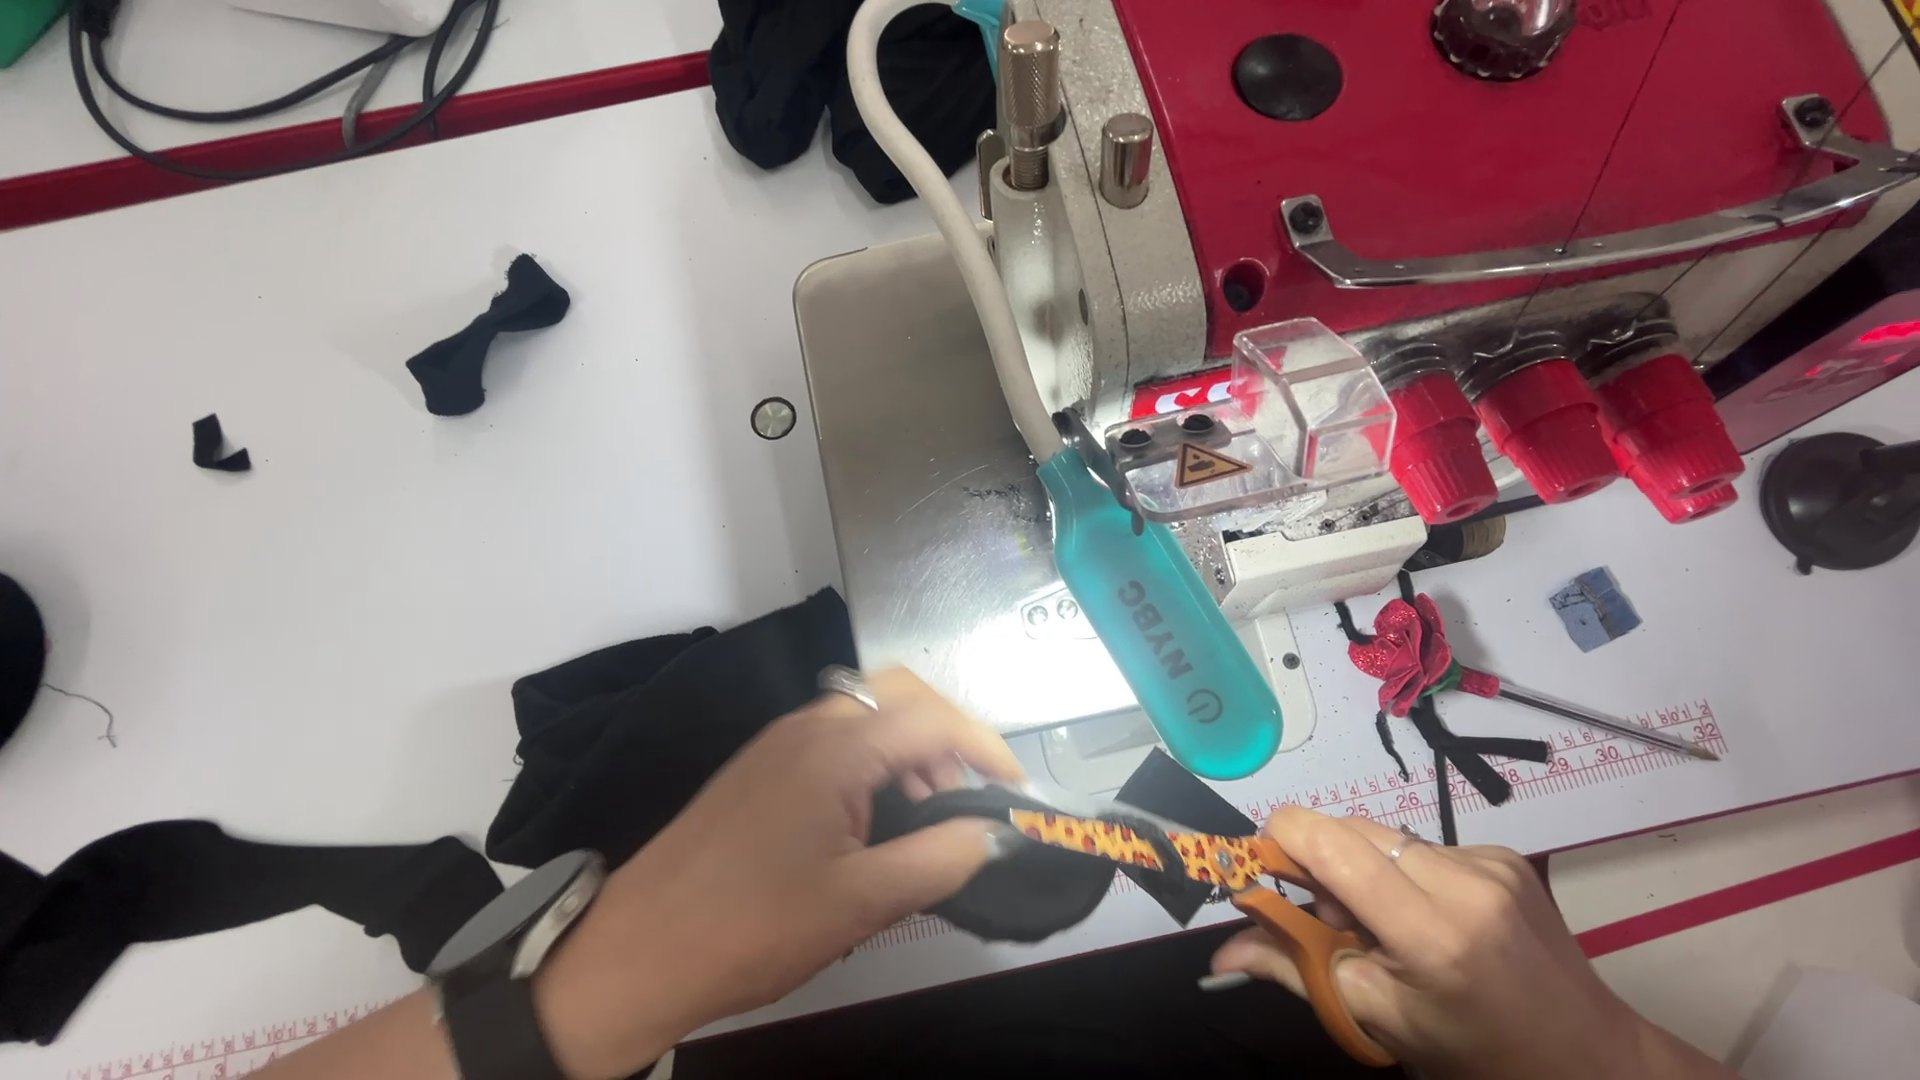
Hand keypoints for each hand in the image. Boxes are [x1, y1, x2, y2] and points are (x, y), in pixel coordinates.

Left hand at [531, 668, 1022, 1079]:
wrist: (635, 950)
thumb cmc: (751, 927)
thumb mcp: (859, 902)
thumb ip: (939, 860)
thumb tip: (994, 833)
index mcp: (835, 748)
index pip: (933, 717)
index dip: (986, 744)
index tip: (1016, 785)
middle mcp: (808, 726)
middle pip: (899, 693)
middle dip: (948, 730)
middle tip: (972, 786)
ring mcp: (780, 742)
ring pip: (867, 713)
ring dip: (911, 746)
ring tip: (931, 809)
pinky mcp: (763, 766)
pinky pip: (836, 738)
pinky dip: (875, 759)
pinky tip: (878, 814)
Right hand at [1211, 807, 1730, 1079]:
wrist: (1591, 1058)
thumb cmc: (1474, 1051)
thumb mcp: (1378, 1019)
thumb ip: (1293, 969)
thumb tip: (1221, 956)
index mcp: (1429, 933)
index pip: (1328, 843)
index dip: (1281, 841)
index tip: (1268, 871)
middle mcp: (1461, 881)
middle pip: (1348, 830)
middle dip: (1321, 863)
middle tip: (1337, 919)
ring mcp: (1488, 861)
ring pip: (1380, 834)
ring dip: (1360, 866)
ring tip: (1388, 921)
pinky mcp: (1502, 853)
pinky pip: (1419, 843)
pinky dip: (1401, 870)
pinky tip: (1429, 913)